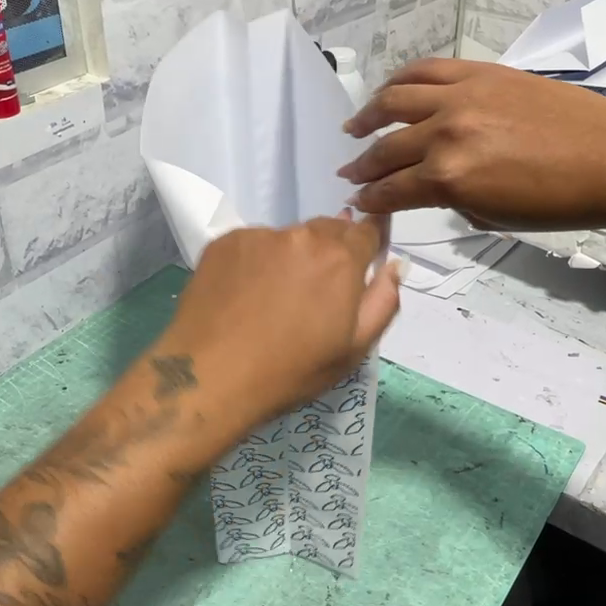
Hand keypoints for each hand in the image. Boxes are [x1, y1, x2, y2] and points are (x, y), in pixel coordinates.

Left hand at [160, 215, 400, 427]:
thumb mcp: (354, 349)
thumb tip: (393, 265)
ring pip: (287, 238)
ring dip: (290, 257)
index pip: (366, 232)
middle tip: (313, 293)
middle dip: (329, 253)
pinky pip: (252, 244)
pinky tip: (244, 294)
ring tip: (273, 298)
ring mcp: (258, 235)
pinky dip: (255, 261)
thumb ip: (383, 301)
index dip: (366, 248)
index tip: (357, 269)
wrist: (212, 375)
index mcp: (340, 258)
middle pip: (327, 229)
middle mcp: (301, 235)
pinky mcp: (224, 242)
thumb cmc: (291, 370)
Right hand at [338, 58, 605, 231]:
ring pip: (395, 99)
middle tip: (349, 175)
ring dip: (368, 116)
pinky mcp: (481, 72)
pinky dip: (401, 78)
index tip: (355, 203)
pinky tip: (390, 89)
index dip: (369, 200)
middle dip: (362, 167)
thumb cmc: (558, 203)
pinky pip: (427, 69)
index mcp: (447, 178)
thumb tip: (427, 187)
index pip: (390, 190)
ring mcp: (461, 95)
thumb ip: (449, 199)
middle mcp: (444, 132)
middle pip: (386, 149)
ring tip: (355, 126)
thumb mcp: (490, 216)